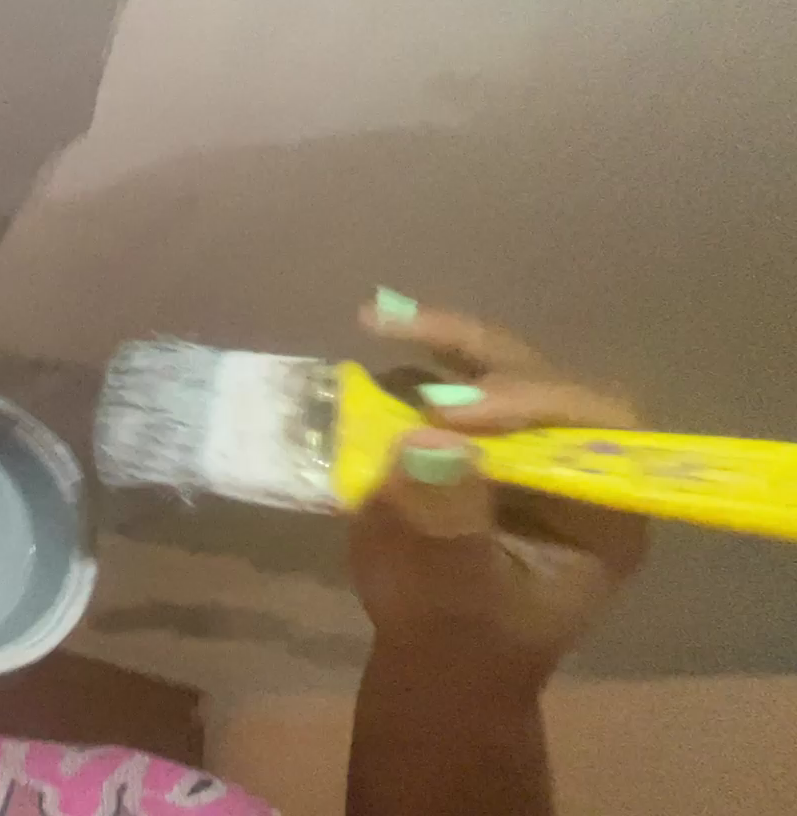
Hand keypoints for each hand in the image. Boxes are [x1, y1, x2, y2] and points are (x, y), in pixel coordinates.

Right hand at [348, 299, 647, 691]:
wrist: (431, 647)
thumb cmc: (453, 630)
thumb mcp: (453, 590)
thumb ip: (447, 523)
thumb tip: (427, 441)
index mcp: (597, 504)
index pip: (587, 427)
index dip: (524, 403)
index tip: (444, 411)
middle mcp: (562, 462)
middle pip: (533, 380)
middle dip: (467, 350)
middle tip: (391, 326)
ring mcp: (508, 445)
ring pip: (486, 371)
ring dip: (434, 341)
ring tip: (375, 319)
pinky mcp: (457, 440)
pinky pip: (438, 385)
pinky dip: (403, 359)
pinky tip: (369, 341)